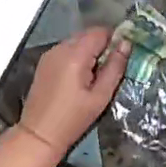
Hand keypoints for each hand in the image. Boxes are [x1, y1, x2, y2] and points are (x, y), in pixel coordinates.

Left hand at [16, 28, 128, 156]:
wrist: (38, 135)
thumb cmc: (73, 119)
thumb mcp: (100, 96)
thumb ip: (115, 67)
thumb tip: (126, 44)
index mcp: (76, 54)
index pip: (100, 31)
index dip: (113, 39)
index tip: (120, 56)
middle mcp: (61, 48)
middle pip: (88, 34)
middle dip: (101, 46)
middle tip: (107, 69)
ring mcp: (50, 53)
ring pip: (77, 41)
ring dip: (88, 51)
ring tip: (92, 76)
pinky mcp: (44, 61)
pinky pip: (66, 49)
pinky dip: (76, 56)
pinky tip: (77, 77)